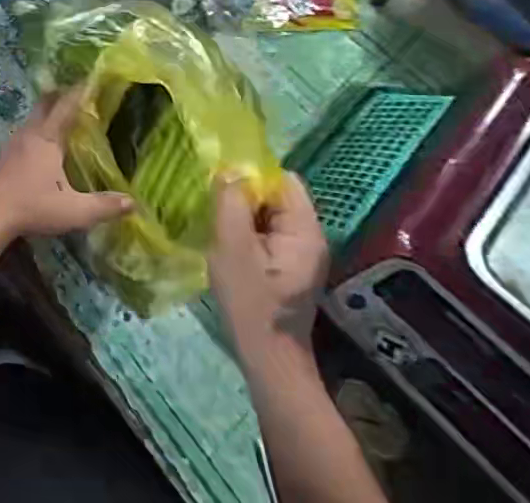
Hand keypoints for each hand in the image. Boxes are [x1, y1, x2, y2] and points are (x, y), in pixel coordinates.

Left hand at [0, 89, 132, 238]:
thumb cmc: (31, 206)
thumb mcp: (73, 210)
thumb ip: (103, 206)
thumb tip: (133, 203)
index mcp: (47, 138)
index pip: (66, 105)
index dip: (80, 91)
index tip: (92, 79)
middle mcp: (29, 133)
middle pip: (45, 104)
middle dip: (61, 95)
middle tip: (77, 93)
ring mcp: (12, 143)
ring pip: (32, 118)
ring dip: (47, 113)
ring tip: (62, 118)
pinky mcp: (2, 156)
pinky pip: (23, 133)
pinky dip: (36, 130)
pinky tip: (40, 146)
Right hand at [208, 173, 328, 345]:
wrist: (267, 360)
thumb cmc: (250, 302)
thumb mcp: (232, 246)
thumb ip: (231, 202)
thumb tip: (232, 168)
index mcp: (305, 229)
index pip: (283, 179)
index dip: (253, 177)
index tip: (224, 189)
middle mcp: (311, 236)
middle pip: (277, 196)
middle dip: (246, 197)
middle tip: (218, 211)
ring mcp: (302, 253)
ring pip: (269, 215)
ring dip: (244, 216)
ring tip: (221, 230)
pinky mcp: (290, 266)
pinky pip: (268, 234)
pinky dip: (248, 234)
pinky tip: (230, 248)